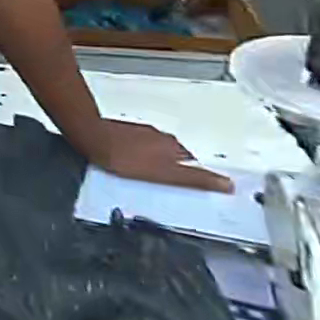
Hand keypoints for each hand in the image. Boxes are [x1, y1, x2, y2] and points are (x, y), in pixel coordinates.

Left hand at [86, 119, 232, 192]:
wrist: (94, 139)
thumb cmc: (126, 157)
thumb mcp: (166, 175)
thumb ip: (195, 179)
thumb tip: (225, 183)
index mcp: (173, 146)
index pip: (193, 163)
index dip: (197, 175)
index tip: (199, 185)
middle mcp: (160, 137)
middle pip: (175, 156)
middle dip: (174, 169)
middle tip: (167, 185)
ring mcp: (141, 133)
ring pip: (156, 150)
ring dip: (155, 162)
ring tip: (146, 176)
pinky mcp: (125, 134)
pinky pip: (137, 147)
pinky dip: (138, 156)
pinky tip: (130, 164)